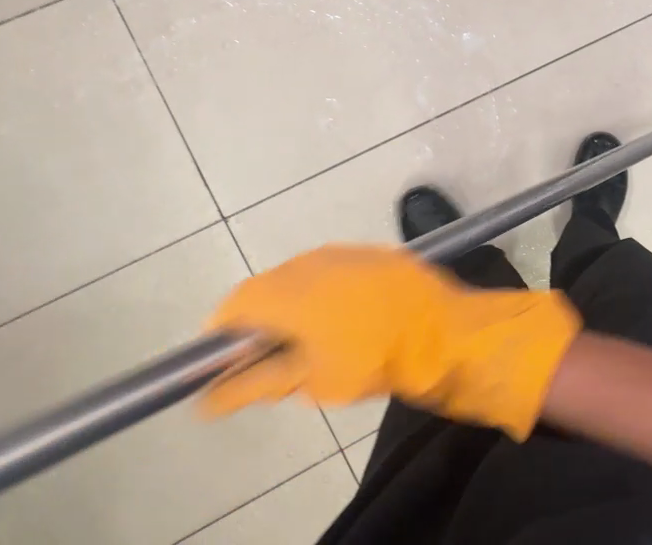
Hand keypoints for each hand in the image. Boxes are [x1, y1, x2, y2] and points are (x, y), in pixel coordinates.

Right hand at [202, 245, 580, 439]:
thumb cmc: (372, 360)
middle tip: (276, 357)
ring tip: (315, 341)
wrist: (445, 332)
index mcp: (288, 289)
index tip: (233, 362)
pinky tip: (348, 319)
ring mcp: (349, 251)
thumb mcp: (309, 381)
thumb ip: (253, 384)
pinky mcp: (378, 253)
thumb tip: (205, 400)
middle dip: (264, 319)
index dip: (225, 335)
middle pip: (268, 287)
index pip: (234, 305)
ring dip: (298, 303)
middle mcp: (313, 260)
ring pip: (304, 276)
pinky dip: (330, 291)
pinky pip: (337, 269)